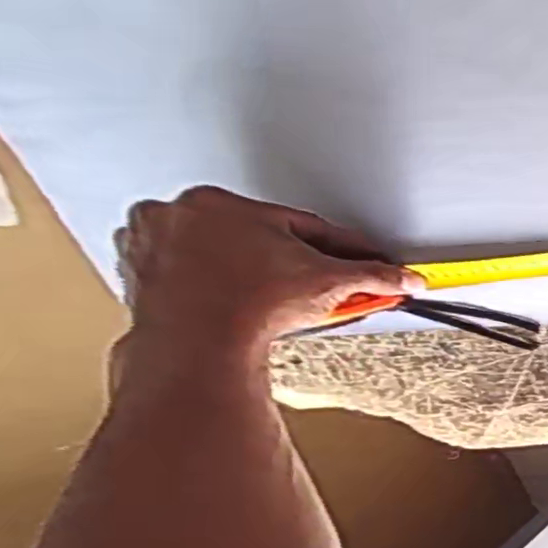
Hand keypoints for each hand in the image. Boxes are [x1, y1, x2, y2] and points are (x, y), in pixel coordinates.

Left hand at [115, 186, 418, 356]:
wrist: (199, 343)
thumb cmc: (246, 304)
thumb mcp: (334, 283)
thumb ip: (376, 276)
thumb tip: (402, 277)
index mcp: (222, 203)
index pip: (308, 227)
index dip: (348, 248)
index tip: (366, 261)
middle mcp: (180, 215)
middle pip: (267, 237)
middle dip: (304, 260)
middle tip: (332, 282)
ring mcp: (153, 243)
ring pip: (233, 252)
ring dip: (267, 270)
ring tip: (296, 295)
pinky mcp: (144, 273)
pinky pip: (201, 270)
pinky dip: (229, 282)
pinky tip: (254, 300)